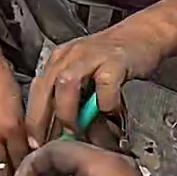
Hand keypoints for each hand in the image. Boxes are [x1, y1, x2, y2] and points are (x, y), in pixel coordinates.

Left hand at [24, 15, 172, 144]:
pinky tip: (109, 114)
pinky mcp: (115, 60)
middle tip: (47, 143)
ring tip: (75, 130)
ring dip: (67, 111)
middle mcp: (71, 55)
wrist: (144, 32)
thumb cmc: (115, 57)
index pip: (36, 90)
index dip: (32, 118)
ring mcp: (92, 55)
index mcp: (60, 59)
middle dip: (41, 120)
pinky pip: (104, 85)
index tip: (32, 141)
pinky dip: (104, 104)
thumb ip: (75, 99)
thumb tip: (64, 133)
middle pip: (44, 87)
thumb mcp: (87, 75)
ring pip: (66, 83)